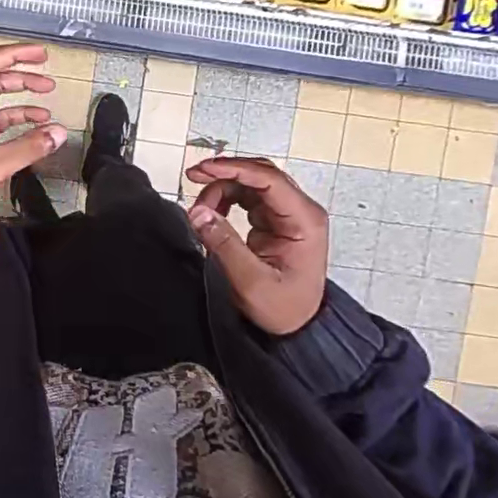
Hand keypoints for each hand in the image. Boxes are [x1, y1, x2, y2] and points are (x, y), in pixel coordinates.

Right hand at [184, 157, 329, 335]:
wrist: (297, 327)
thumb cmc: (282, 309)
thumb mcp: (250, 282)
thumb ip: (223, 244)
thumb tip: (198, 212)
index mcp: (305, 220)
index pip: (269, 180)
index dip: (234, 169)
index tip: (203, 170)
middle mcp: (300, 210)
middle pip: (260, 174)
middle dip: (224, 173)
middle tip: (193, 177)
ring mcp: (287, 213)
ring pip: (250, 183)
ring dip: (222, 189)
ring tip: (201, 212)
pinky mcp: (274, 219)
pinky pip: (247, 196)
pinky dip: (226, 199)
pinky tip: (213, 213)